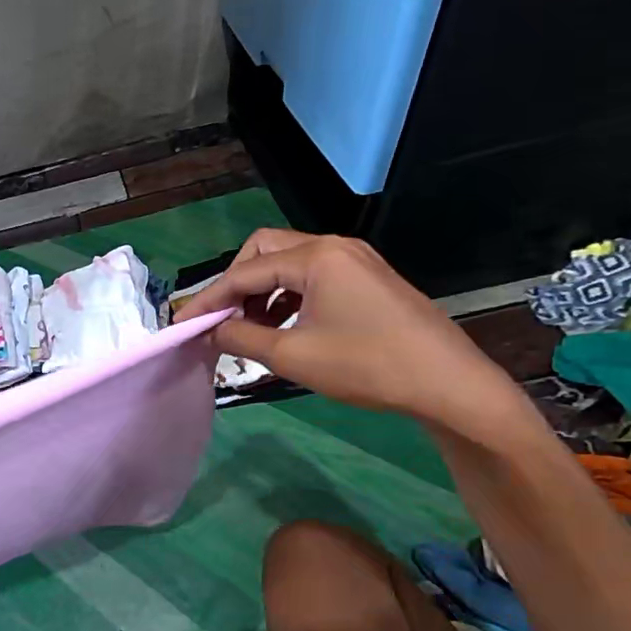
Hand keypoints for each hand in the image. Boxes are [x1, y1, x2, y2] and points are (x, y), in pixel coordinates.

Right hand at [175, 230, 526, 434]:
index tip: (182, 324)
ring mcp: (355, 260)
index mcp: (316, 257)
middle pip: (263, 250)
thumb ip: (240, 337)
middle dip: (234, 284)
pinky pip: (311, 275)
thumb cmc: (365, 366)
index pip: (244, 272)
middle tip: (221, 319)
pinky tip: (282, 326)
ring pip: (287, 262)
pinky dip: (286, 296)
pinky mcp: (367, 278)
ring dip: (260, 290)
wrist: (448, 384)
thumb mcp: (291, 355)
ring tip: (248, 328)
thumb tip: (209, 332)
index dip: (208, 300)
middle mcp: (334, 246)